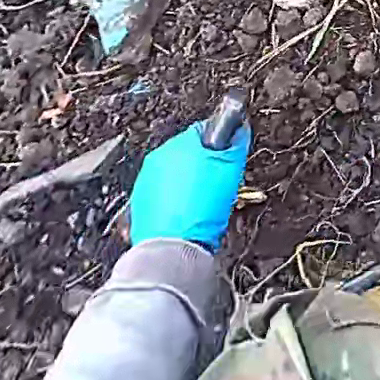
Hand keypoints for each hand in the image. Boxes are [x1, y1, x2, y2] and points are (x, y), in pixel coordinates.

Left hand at [127, 121, 250, 248]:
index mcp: (180, 145)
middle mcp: (158, 158)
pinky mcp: (139, 202)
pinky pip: (162, 193)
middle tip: (217, 182)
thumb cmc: (202, 210)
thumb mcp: (232, 170)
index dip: (220, 145)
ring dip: (188, 182)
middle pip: (189, 152)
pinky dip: (173, 199)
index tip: (227, 159)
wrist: (173, 249)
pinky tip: (186, 212)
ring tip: (202, 201)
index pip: (205, 130)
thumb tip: (240, 130)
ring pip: (175, 173)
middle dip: (204, 164)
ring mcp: (146, 181)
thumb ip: (237, 143)